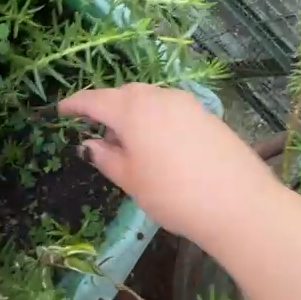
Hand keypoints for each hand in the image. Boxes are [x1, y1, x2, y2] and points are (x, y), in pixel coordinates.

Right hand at [60, 83, 284, 243]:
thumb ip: (107, 158)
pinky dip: (156, 120)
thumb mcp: (131, 180)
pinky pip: (170, 110)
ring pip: (149, 100)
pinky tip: (158, 146)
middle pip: (123, 95)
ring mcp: (186, 103)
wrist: (240, 204)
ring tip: (128, 143)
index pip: (95, 100)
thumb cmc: (174, 194)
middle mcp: (159, 96)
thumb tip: (91, 144)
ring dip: (133, 114)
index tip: (60, 110)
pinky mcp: (207, 115)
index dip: (75, 104)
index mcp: (133, 109)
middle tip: (95, 132)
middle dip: (106, 109)